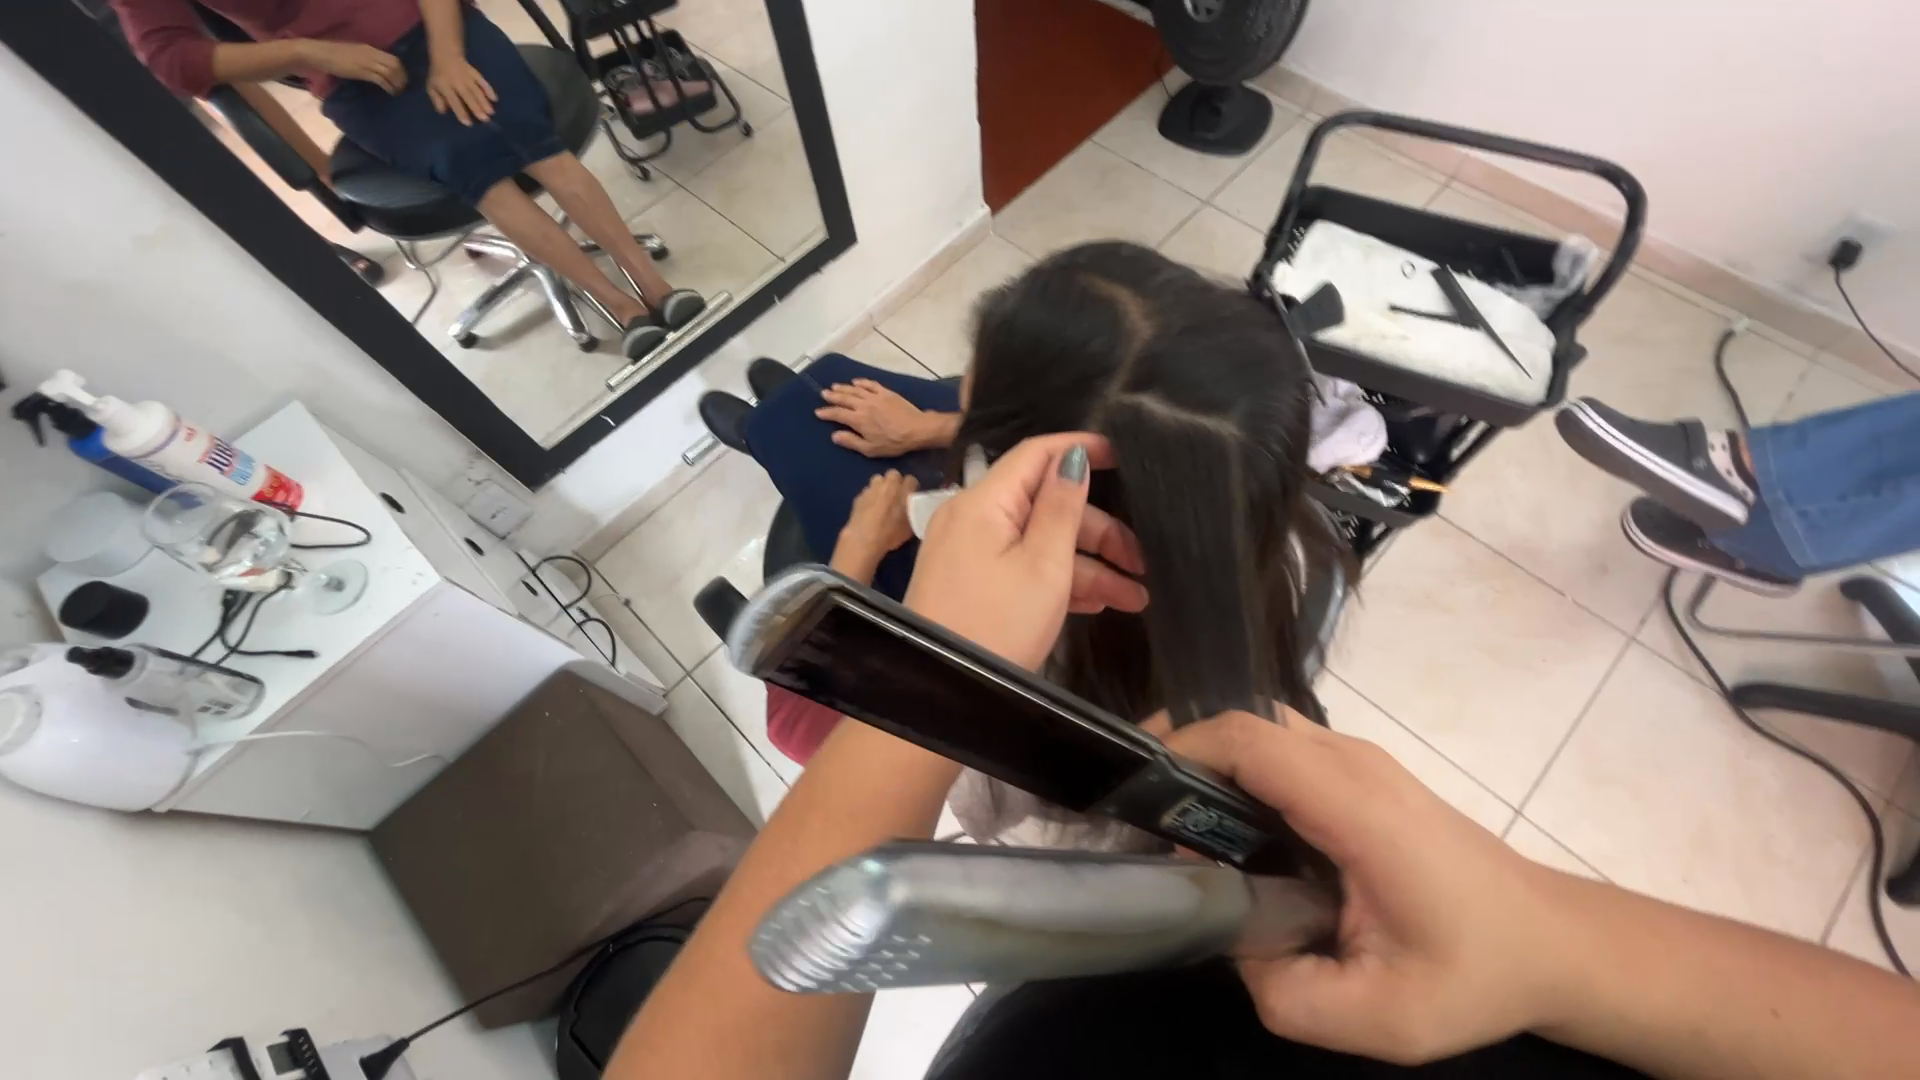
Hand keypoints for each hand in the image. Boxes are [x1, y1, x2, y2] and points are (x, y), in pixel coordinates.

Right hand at [301, 41, 406, 94]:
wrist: (318, 53)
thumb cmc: (334, 54)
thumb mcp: (356, 53)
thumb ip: (368, 58)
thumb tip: (380, 68)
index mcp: (369, 48)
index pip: (393, 58)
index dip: (401, 70)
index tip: (402, 79)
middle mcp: (370, 54)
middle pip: (396, 65)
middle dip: (402, 78)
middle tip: (402, 87)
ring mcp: (366, 62)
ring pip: (391, 73)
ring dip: (397, 84)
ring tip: (397, 91)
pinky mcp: (362, 72)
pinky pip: (382, 80)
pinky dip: (389, 88)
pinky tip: (390, 92)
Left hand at [426, 56, 496, 124]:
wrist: (445, 54)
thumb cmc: (439, 75)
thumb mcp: (431, 86)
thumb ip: (436, 99)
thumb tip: (443, 111)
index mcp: (444, 85)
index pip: (453, 100)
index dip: (460, 112)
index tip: (468, 123)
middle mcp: (456, 81)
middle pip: (467, 96)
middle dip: (476, 107)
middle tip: (485, 120)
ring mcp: (466, 76)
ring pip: (476, 90)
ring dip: (484, 101)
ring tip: (491, 113)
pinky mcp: (474, 72)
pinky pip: (482, 81)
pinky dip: (489, 89)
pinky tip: (495, 99)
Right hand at [815, 379, 948, 456]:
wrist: (916, 429)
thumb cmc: (893, 443)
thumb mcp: (870, 449)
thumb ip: (851, 441)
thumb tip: (834, 435)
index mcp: (858, 420)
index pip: (837, 414)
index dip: (827, 413)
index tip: (818, 412)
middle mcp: (863, 405)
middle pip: (844, 398)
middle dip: (832, 396)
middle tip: (823, 393)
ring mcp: (875, 397)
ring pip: (855, 389)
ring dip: (843, 387)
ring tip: (834, 386)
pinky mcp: (886, 392)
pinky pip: (870, 384)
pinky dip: (862, 382)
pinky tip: (856, 381)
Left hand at [830, 470, 918, 580]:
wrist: (864, 538)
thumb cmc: (891, 534)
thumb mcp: (910, 526)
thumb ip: (913, 512)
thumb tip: (911, 508)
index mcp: (904, 491)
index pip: (911, 480)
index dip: (911, 487)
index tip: (910, 496)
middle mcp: (888, 485)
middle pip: (894, 474)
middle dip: (895, 482)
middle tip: (896, 495)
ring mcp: (872, 488)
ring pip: (878, 479)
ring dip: (881, 486)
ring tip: (881, 499)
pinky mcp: (859, 495)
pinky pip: (867, 491)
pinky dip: (870, 496)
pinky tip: (869, 508)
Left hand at [905, 433, 1146, 668]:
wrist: (940, 693)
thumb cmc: (997, 625)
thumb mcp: (1043, 566)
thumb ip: (1061, 508)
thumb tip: (1073, 457)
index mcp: (984, 503)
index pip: (1035, 454)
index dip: (1080, 450)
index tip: (1125, 457)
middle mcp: (972, 519)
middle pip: (1044, 504)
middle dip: (1098, 531)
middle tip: (1142, 563)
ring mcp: (969, 553)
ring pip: (1037, 542)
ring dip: (1087, 565)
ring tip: (1133, 598)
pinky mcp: (971, 584)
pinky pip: (1020, 567)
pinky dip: (1057, 581)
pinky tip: (1097, 604)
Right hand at [1161, 712, 1577, 1063]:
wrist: (1554, 939)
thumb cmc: (1477, 972)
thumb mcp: (1387, 1019)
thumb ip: (1290, 996)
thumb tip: (1226, 945)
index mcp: (1356, 807)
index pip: (1249, 741)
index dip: (1182, 750)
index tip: (1138, 791)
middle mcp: (1350, 762)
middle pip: (1243, 720)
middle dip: (1179, 744)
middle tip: (1139, 799)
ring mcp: (1356, 758)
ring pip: (1258, 725)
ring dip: (1207, 753)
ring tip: (1171, 809)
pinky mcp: (1355, 768)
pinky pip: (1277, 743)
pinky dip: (1236, 763)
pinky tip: (1225, 818)